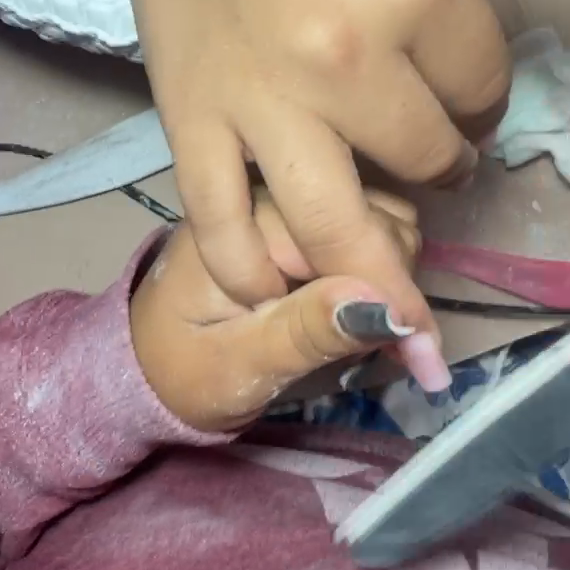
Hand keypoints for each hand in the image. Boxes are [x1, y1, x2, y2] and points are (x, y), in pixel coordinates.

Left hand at [132, 191, 421, 432]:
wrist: (148, 368)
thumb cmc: (184, 373)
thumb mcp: (238, 365)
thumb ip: (304, 334)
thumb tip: (387, 306)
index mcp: (242, 224)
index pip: (347, 236)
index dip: (393, 299)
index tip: (421, 359)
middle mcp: (268, 196)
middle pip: (377, 217)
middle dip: (395, 287)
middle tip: (396, 353)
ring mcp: (286, 203)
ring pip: (383, 217)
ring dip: (393, 276)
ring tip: (375, 331)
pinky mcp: (297, 220)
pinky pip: (367, 225)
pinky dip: (381, 267)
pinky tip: (366, 309)